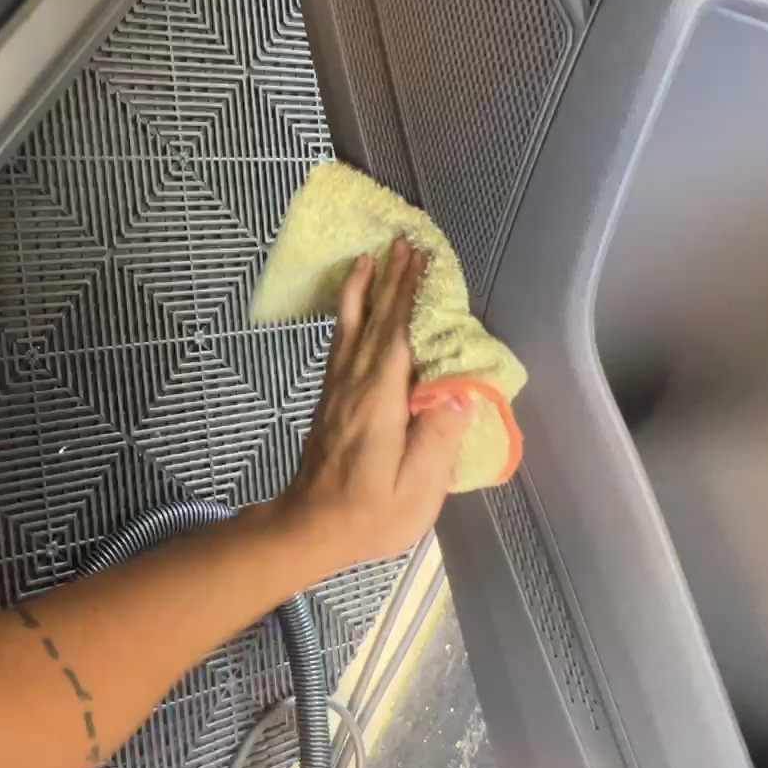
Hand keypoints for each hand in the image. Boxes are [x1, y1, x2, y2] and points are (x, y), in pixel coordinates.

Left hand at [270, 235, 470, 572]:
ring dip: (362, 292)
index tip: (419, 259)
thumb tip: (458, 390)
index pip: (396, 337)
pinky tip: (350, 311)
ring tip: (367, 257)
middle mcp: (353, 388)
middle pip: (372, 323)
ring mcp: (336, 392)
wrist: (309, 527)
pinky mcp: (329, 401)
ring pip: (349, 330)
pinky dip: (347, 320)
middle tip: (401, 240)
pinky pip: (340, 348)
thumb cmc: (368, 516)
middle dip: (388, 280)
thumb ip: (436, 439)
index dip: (407, 296)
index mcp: (378, 404)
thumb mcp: (415, 491)